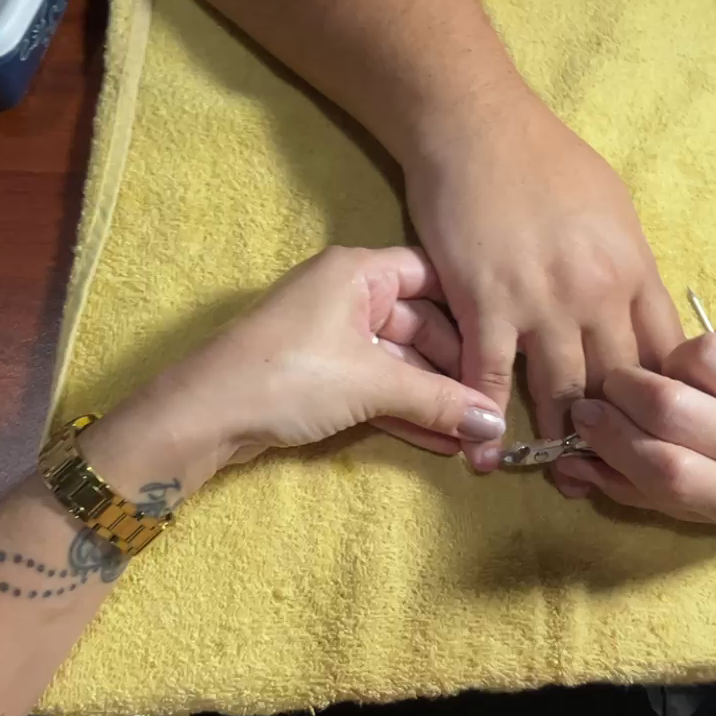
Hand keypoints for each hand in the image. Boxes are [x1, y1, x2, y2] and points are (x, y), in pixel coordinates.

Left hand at [91, 246, 506, 490]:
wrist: (207, 415)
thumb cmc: (292, 375)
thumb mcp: (371, 383)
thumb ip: (437, 401)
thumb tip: (494, 428)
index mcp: (358, 272)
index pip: (431, 278)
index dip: (470, 311)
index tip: (508, 345)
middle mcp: (348, 296)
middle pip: (420, 328)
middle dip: (454, 375)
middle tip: (492, 414)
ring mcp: (333, 337)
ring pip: (399, 364)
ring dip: (433, 401)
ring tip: (474, 440)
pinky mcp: (322, 375)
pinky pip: (376, 387)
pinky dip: (404, 412)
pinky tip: (441, 443)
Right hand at [404, 103, 683, 480]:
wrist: (478, 129)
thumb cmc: (543, 158)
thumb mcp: (610, 205)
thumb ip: (624, 262)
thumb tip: (629, 301)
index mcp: (632, 268)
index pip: (662, 353)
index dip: (662, 399)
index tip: (654, 428)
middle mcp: (595, 296)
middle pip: (618, 382)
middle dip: (618, 429)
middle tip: (611, 467)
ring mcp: (540, 304)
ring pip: (560, 390)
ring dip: (560, 435)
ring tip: (560, 472)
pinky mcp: (484, 305)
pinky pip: (489, 374)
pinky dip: (486, 416)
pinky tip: (483, 450)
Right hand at [552, 325, 715, 527]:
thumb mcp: (703, 508)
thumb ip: (631, 485)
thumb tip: (565, 461)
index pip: (666, 470)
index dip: (612, 439)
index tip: (583, 418)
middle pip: (676, 409)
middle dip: (625, 389)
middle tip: (614, 387)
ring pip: (706, 359)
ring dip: (670, 362)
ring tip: (672, 375)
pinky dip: (705, 345)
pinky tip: (712, 364)